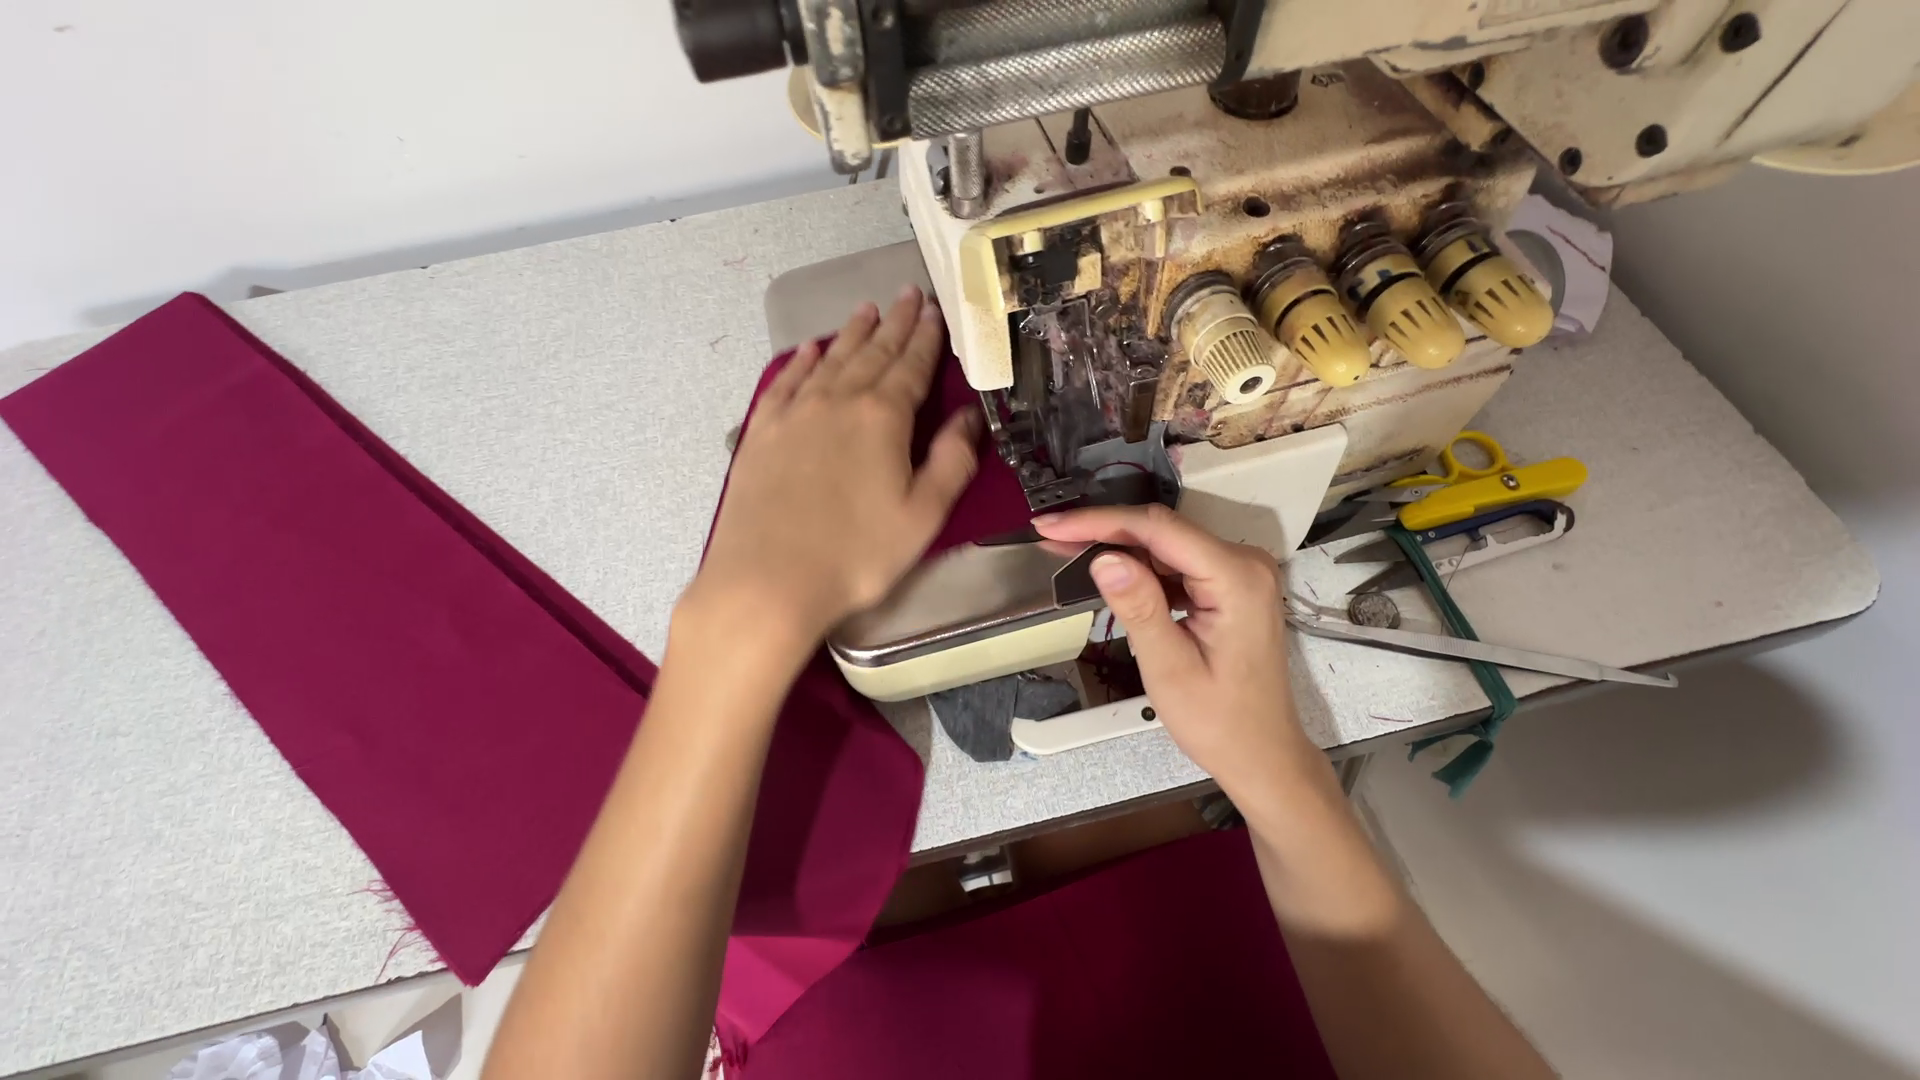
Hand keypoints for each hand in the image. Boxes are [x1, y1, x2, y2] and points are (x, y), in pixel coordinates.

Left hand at [686, 286, 979, 645]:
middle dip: (893, 323)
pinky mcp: (761, 433)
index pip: (911, 366)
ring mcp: (794, 413)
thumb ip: (952, 460)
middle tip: (906, 294)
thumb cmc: (856, 555)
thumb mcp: (923, 515)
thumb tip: (968, 415)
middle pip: (872, 353)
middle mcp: (838, 401)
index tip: (933, 309)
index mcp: (883, 417)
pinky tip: (809, 351)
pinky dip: (801, 361)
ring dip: (851, 333)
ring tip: (866, 309)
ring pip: (830, 360)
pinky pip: (785, 382)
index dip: (925, 337)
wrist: (767, 581)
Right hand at [1032, 504, 1317, 792]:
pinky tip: (1105, 572)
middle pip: (1161, 531)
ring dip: (1117, 548)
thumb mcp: (1169, 668)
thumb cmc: (1220, 722)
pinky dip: (1139, 568)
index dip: (1099, 522)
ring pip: (1165, 545)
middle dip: (1102, 532)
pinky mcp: (1229, 586)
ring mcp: (1239, 573)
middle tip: (1050, 536)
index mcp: (1236, 578)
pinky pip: (1177, 564)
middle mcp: (1244, 563)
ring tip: (1065, 551)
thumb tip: (1104, 560)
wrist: (1262, 754)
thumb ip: (1139, 608)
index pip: (1158, 529)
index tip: (1052, 525)